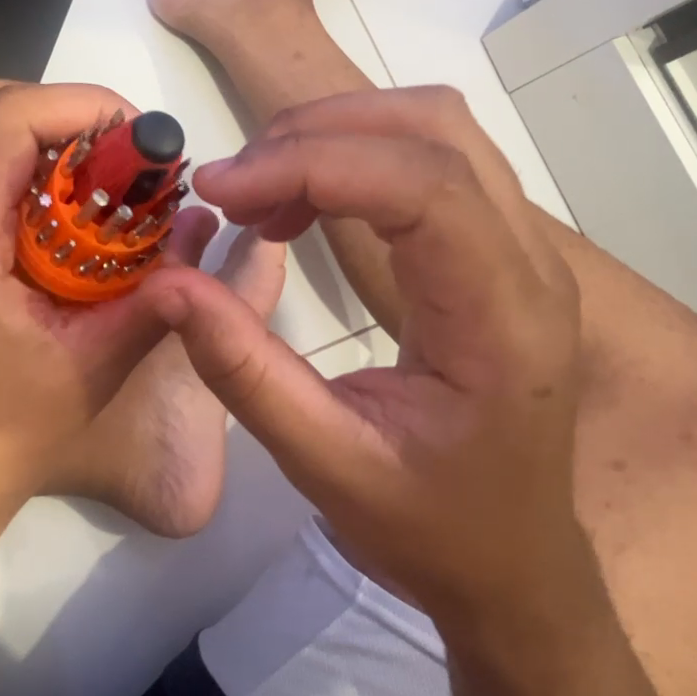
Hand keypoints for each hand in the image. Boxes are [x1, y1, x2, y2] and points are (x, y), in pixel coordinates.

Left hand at [0, 81, 175, 539]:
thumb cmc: (1, 432)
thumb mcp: (91, 367)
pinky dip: (18, 168)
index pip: (11, 117)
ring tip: (102, 182)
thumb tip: (201, 243)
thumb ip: (153, 301)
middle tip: (126, 157)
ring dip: (43, 139)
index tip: (141, 140)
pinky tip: (63, 217)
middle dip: (66, 115)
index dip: (83, 105)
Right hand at [140, 87, 587, 622]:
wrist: (514, 566)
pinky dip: (354, 158)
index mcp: (501, 319)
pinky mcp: (498, 250)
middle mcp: (530, 264)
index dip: (311, 164)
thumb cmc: (428, 526)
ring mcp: (525, 249)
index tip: (220, 191)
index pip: (422, 187)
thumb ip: (241, 369)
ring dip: (336, 134)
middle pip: (433, 130)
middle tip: (234, 186)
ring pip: (436, 129)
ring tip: (260, 190)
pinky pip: (431, 162)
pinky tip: (299, 208)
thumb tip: (165, 285)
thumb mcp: (322, 461)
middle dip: (316, 133)